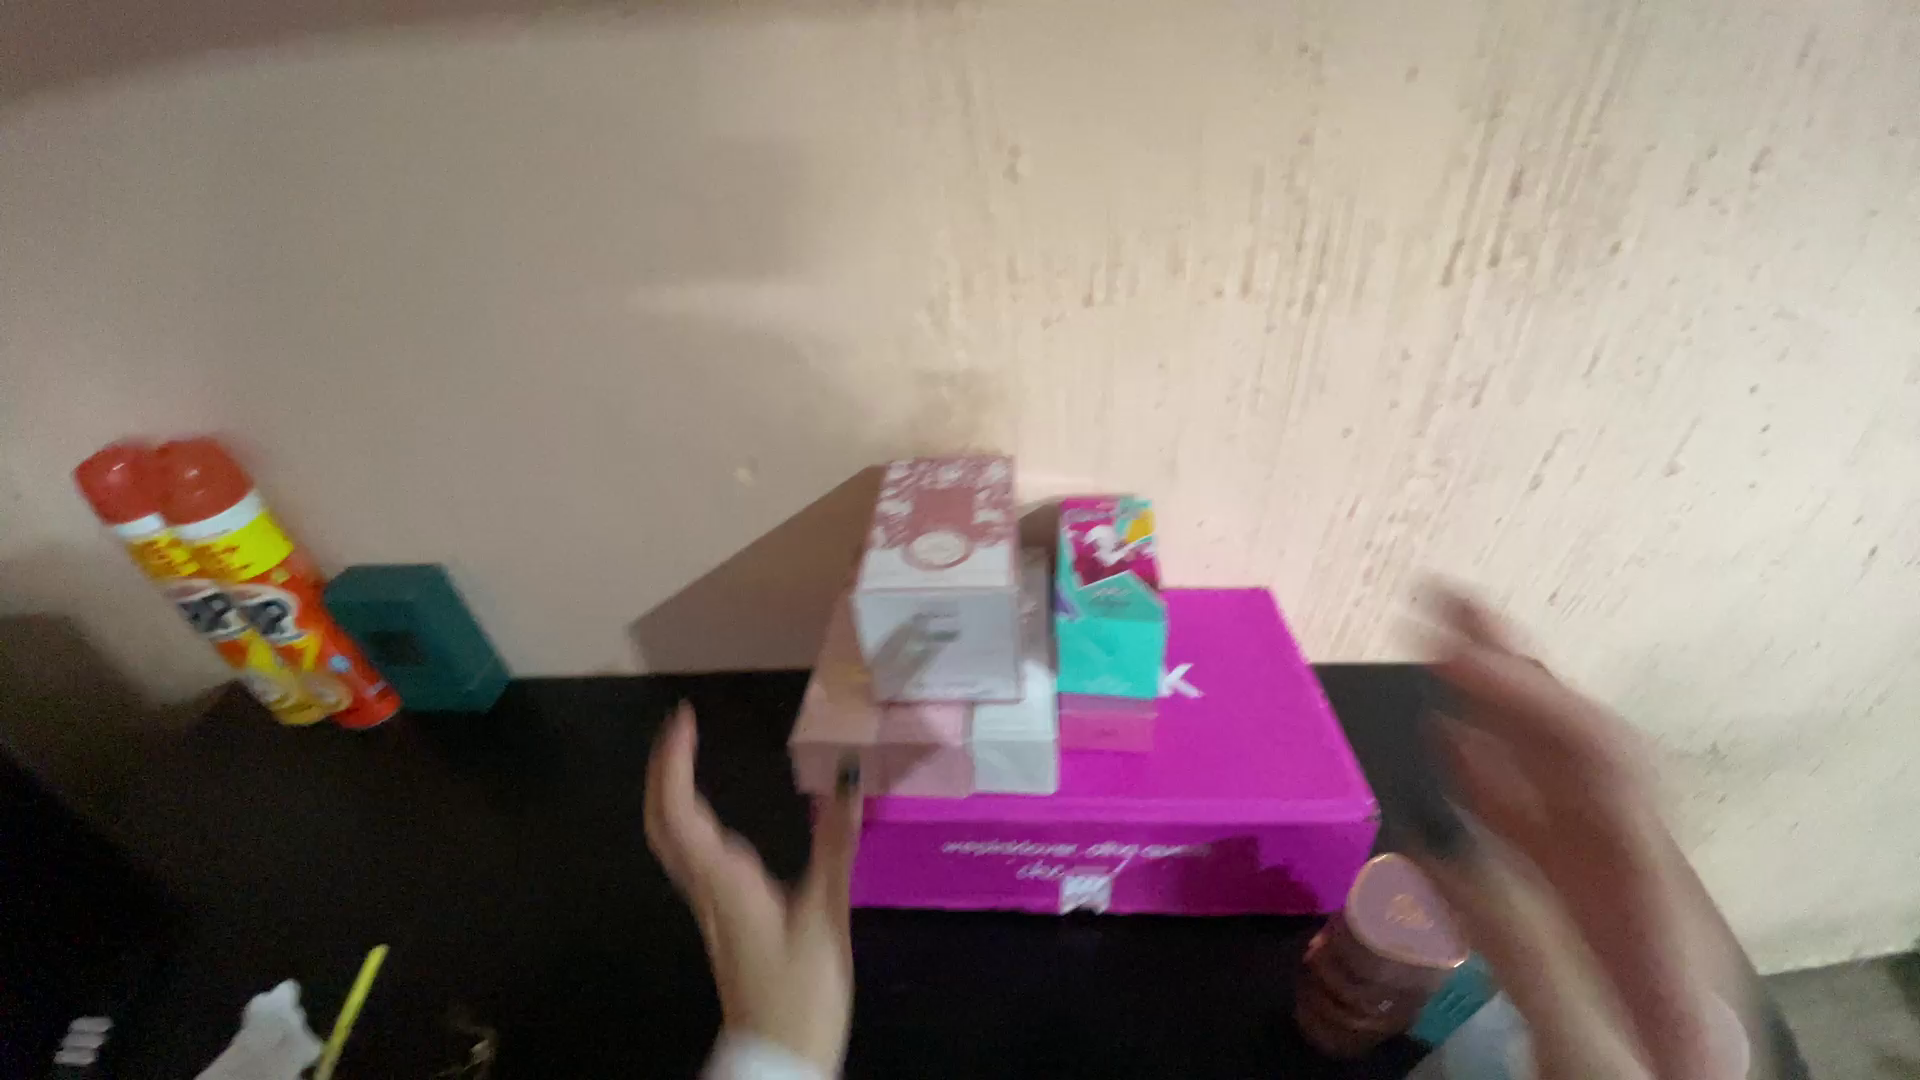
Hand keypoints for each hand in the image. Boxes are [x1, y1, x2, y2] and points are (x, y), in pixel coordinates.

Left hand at [644, 702, 862, 1073]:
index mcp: (725, 881)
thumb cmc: (803, 990)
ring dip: (671, 787)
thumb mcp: (828, 913)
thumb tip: (847, 778)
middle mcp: (706, 885)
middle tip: (681, 725)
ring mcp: (708, 900)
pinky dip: (687, 812)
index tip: (684, 719)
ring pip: (670, 836)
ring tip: (690, 750)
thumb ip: (837, 843)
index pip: (680, 812)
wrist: (779, 1057)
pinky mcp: (721, 910)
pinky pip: (688, 849)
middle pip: (662, 821)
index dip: (674, 763)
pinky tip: (708, 807)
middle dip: (663, 768)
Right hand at [1420, 588, 1749, 1079]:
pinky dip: (1483, 762)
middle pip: (1578, 745)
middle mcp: (1628, 876)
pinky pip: (1520, 815)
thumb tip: (1448, 848)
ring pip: (1545, 768)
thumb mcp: (1592, 1053)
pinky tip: (1451, 737)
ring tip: (1440, 640)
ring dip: (1493, 696)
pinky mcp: (1557, 900)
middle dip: (1511, 667)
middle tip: (1444, 603)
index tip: (1450, 657)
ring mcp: (1592, 885)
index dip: (1525, 701)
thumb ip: (1531, 951)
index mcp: (1650, 906)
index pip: (1600, 770)